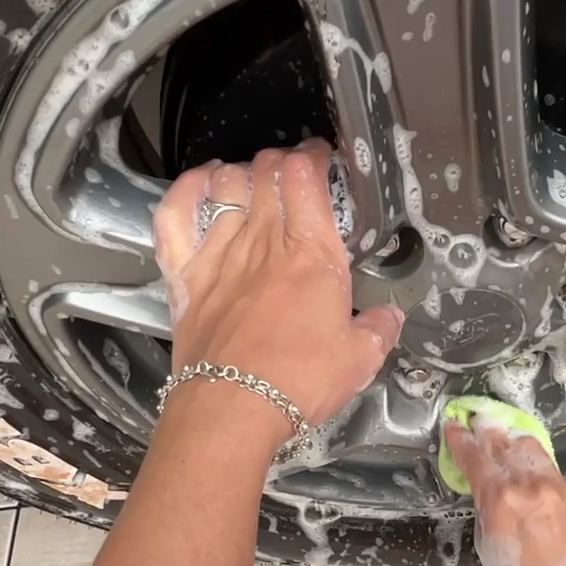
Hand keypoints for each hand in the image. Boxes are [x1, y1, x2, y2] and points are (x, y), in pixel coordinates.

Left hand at [152, 140, 404, 446]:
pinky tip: (201, 186)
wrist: (235, 408)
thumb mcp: (359, 359)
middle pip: (266, 172)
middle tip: (293, 174)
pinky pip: (175, 214)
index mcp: (313, 254)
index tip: (322, 159)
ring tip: (252, 183)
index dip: (314, 157)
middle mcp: (264, 241)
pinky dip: (186, 191)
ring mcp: (219, 254)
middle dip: (281, 161)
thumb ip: (379, 330)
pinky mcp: (185, 276)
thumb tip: (391, 316)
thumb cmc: (301, 380)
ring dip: (240, 173)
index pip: (306, 177)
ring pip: (225, 185)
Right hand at [443, 418, 565, 565]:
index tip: (453, 427)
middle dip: (486, 432)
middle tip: (476, 420)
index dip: (461, 440)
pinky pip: (548, 466)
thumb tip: (484, 483)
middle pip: (503, 446)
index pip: (476, 459)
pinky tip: (525, 458)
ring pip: (529, 449)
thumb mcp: (487, 539)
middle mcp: (529, 485)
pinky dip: (532, 459)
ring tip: (501, 434)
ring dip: (511, 440)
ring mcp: (554, 486)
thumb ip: (486, 504)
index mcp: (501, 499)